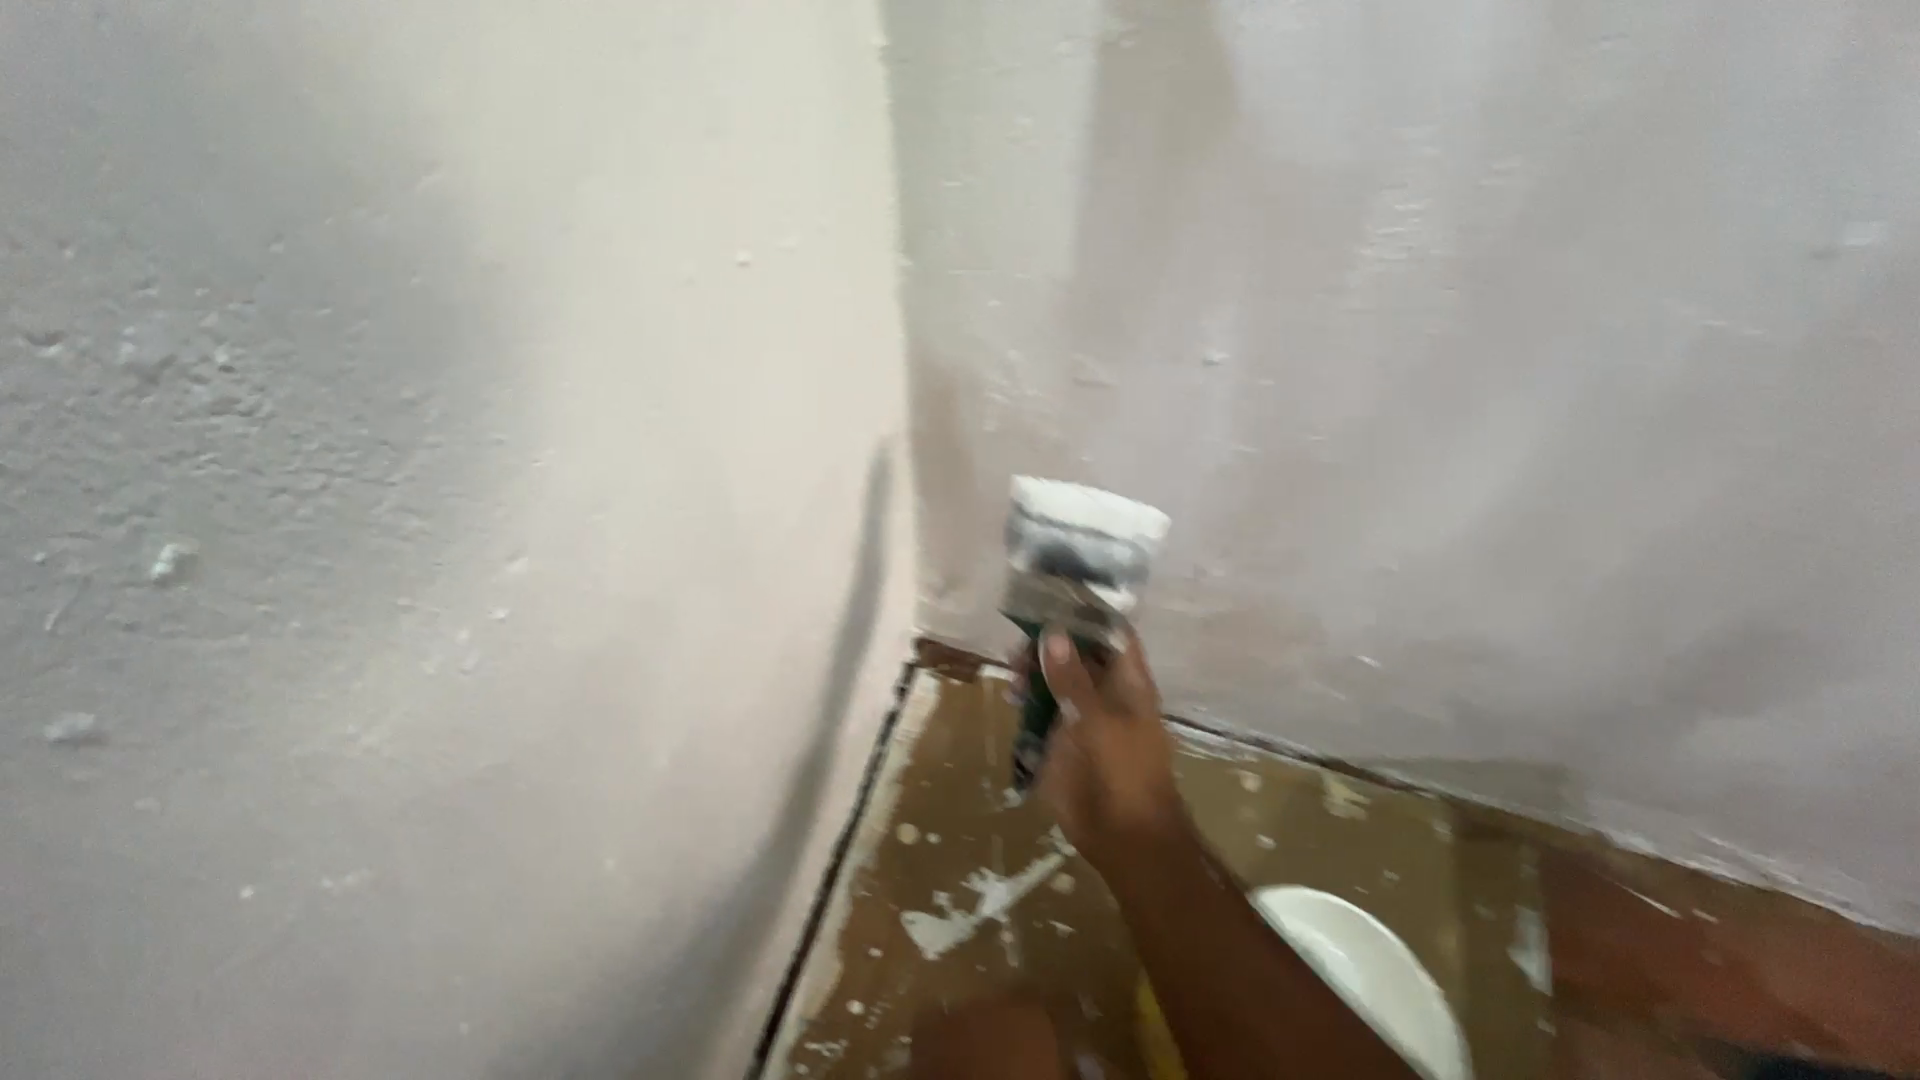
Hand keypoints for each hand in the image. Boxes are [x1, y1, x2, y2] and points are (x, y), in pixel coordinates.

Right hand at [1009, 624, 1183, 868]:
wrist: (1125, 837)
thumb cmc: (1126, 773)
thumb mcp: (1100, 720)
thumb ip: (1073, 678)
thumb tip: (1052, 632)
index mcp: (1126, 683)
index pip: (1110, 634)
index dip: (1087, 614)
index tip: (1052, 598)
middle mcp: (1102, 694)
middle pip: (1074, 653)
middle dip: (1047, 642)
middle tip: (1020, 644)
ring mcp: (1078, 718)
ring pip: (1051, 680)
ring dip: (1031, 671)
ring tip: (1014, 676)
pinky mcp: (1057, 743)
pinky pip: (1036, 712)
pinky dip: (1023, 702)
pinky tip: (1011, 700)